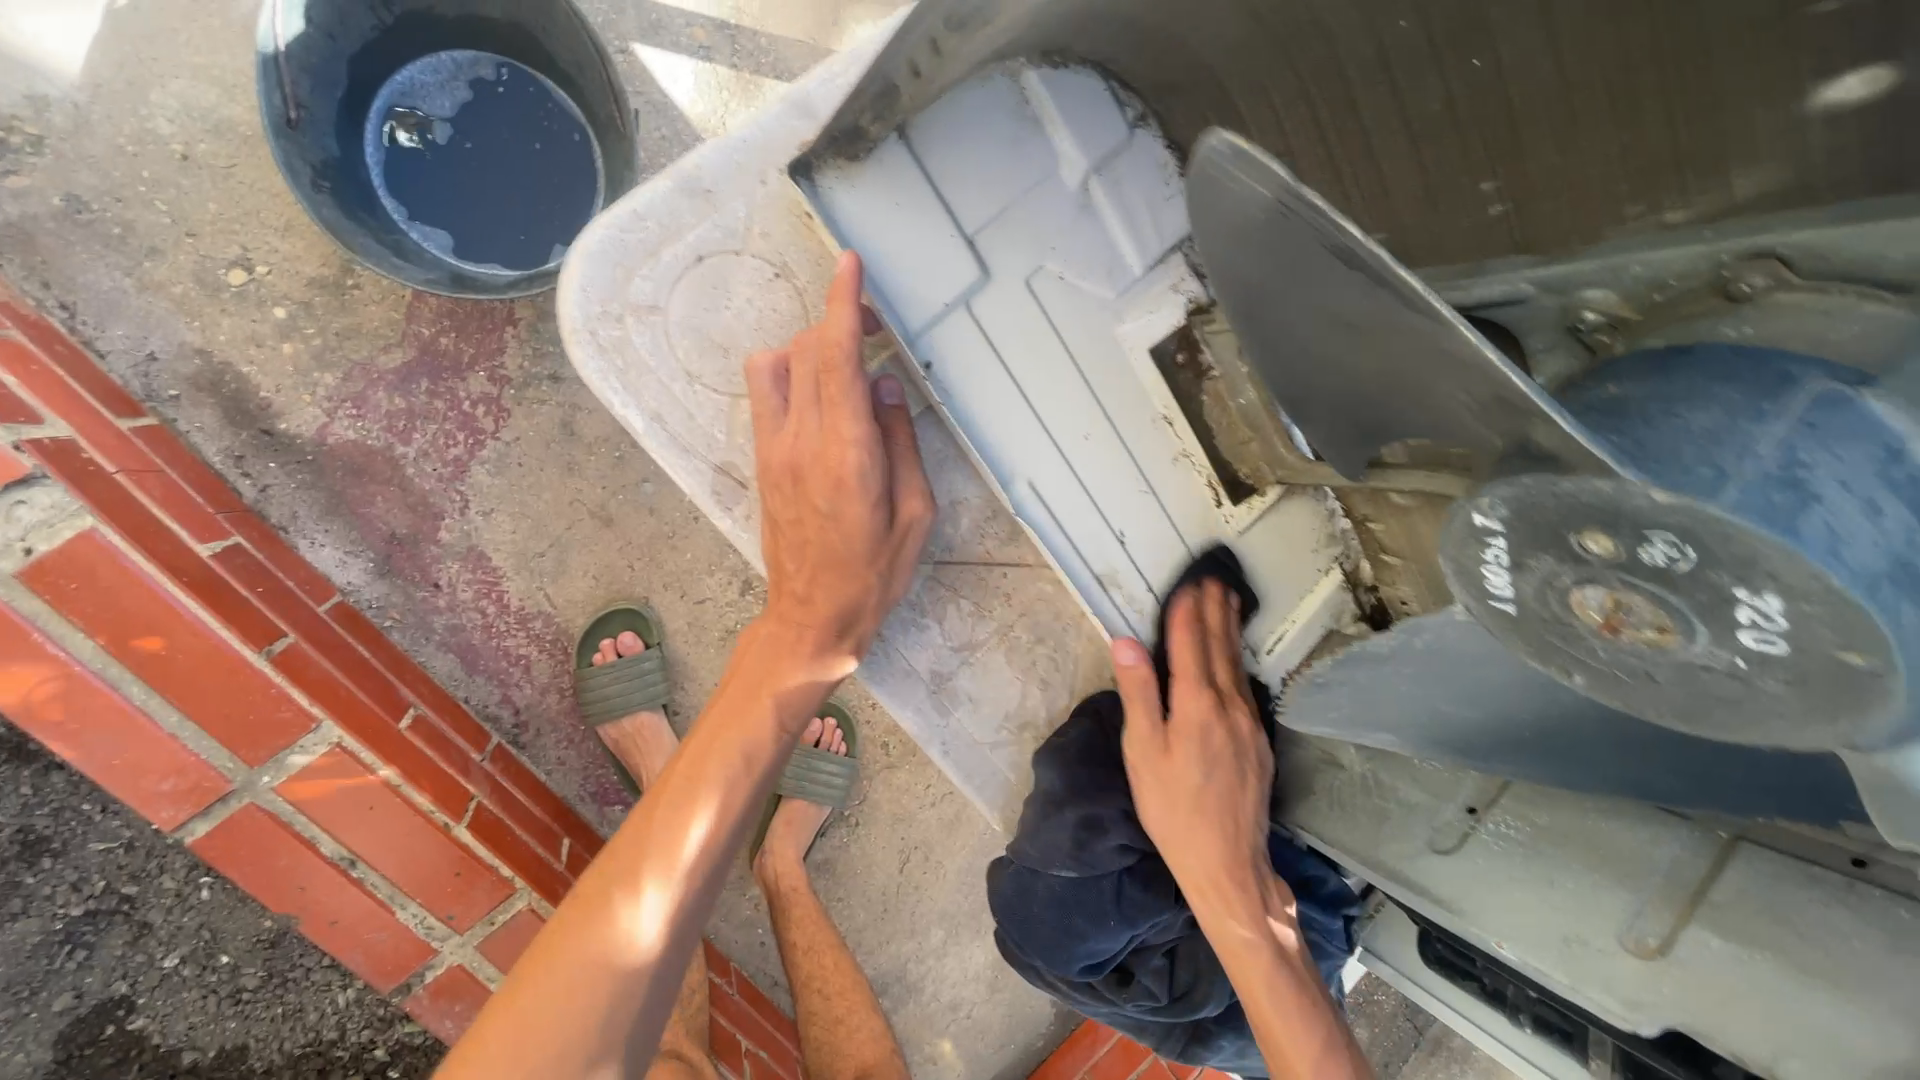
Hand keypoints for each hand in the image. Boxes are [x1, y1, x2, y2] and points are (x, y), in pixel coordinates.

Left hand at [745, 251, 935, 679]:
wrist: (812, 616)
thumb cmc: (874, 573)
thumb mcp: (916, 513)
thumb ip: (902, 441)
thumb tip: (886, 385)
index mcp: (847, 453)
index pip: (837, 358)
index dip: (842, 303)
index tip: (850, 265)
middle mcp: (801, 441)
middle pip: (807, 350)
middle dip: (837, 318)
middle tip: (874, 322)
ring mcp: (773, 449)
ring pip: (776, 364)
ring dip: (809, 344)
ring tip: (845, 358)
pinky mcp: (761, 460)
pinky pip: (765, 393)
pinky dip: (791, 370)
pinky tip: (821, 388)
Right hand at [1111, 580, 1275, 895]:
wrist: (1227, 863)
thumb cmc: (1172, 809)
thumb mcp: (1142, 752)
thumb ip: (1138, 693)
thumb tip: (1126, 641)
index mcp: (1196, 705)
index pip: (1190, 645)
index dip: (1187, 613)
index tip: (1188, 583)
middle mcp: (1229, 706)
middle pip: (1220, 648)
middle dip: (1215, 612)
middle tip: (1214, 580)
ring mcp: (1250, 725)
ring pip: (1237, 667)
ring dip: (1230, 632)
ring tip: (1228, 604)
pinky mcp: (1260, 744)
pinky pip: (1246, 689)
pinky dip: (1238, 662)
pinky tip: (1236, 661)